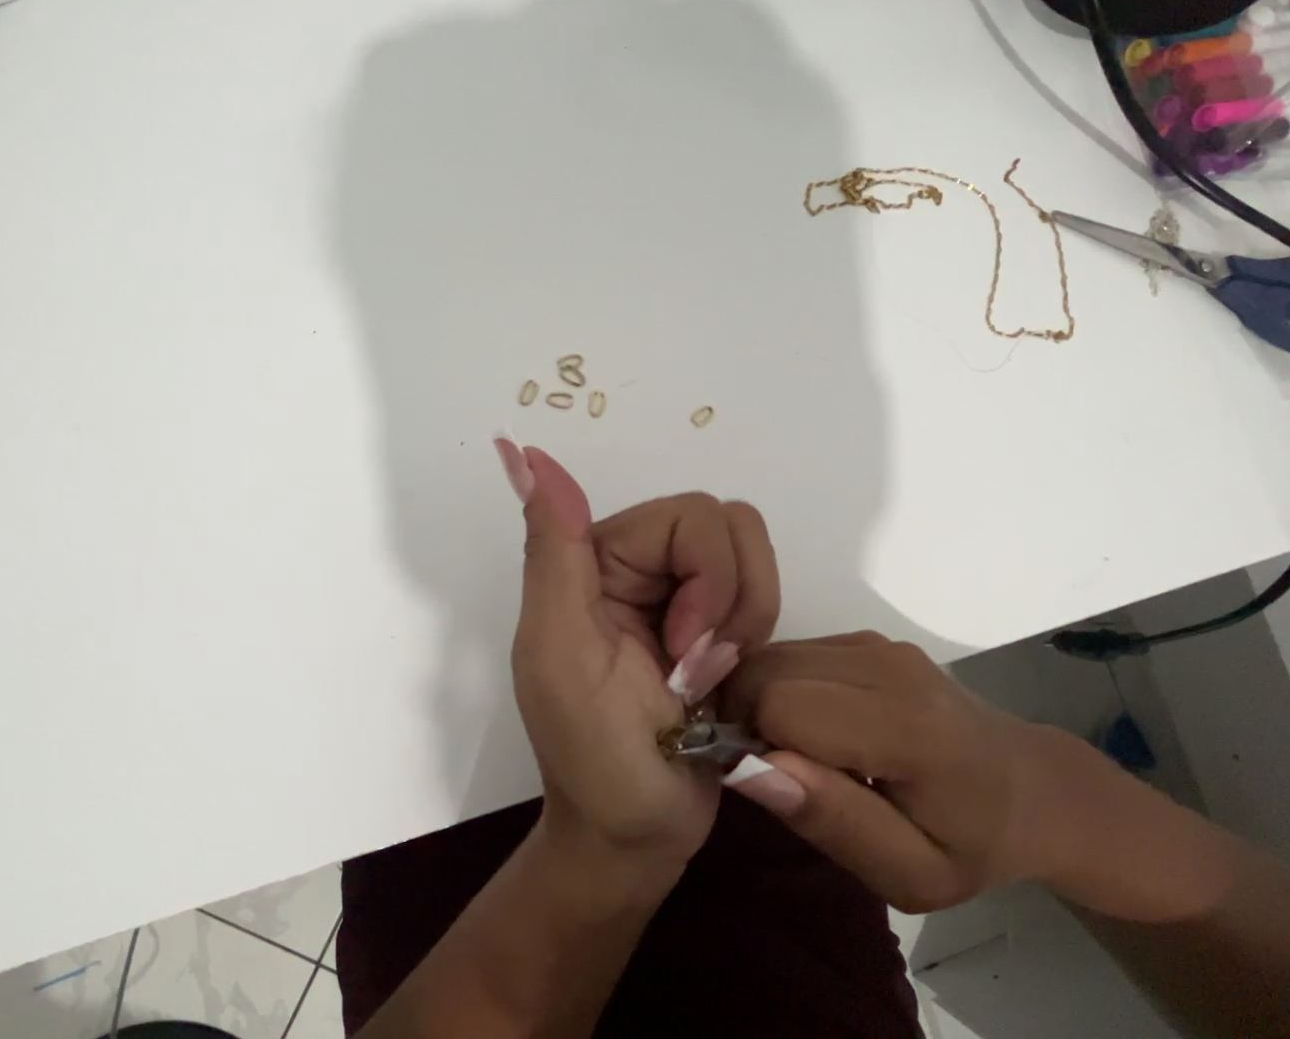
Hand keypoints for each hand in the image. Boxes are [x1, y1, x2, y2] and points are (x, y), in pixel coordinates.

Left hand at [494, 437, 778, 868]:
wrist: (636, 835)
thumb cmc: (594, 757)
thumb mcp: (560, 654)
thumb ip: (553, 553)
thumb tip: (524, 453)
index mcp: (596, 560)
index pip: (689, 515)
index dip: (706, 576)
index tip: (681, 650)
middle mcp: (642, 565)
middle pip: (728, 528)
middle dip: (728, 605)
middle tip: (696, 671)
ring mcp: (685, 594)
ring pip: (754, 554)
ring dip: (745, 624)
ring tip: (709, 681)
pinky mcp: (720, 626)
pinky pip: (766, 593)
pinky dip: (757, 639)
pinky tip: (724, 685)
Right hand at [725, 632, 1064, 912]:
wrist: (1025, 787)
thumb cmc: (970, 844)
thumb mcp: (912, 874)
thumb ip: (833, 822)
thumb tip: (746, 768)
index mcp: (908, 729)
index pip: (781, 707)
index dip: (754, 746)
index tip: (769, 785)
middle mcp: (888, 667)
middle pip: (763, 672)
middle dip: (744, 720)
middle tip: (775, 771)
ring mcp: (876, 644)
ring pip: (767, 657)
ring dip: (755, 702)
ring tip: (792, 752)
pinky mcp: (864, 638)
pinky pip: (786, 652)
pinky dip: (774, 686)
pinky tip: (806, 726)